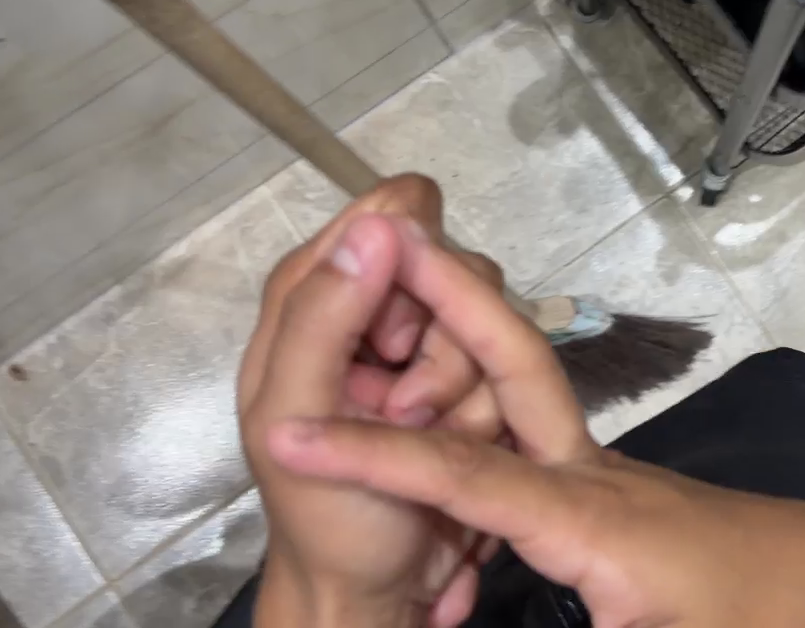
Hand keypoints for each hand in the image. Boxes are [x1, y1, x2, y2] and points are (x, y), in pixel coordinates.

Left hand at [238, 178, 511, 626]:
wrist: (382, 586)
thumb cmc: (324, 505)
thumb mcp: (296, 412)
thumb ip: (323, 314)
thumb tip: (382, 219)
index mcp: (317, 296)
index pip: (386, 219)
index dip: (405, 265)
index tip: (392, 335)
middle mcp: (379, 306)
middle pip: (452, 266)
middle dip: (441, 343)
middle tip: (404, 406)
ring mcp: (430, 339)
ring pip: (488, 311)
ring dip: (466, 381)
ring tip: (428, 434)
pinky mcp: (471, 369)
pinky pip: (508, 351)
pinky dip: (489, 397)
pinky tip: (457, 436)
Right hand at [260, 218, 804, 627]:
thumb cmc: (746, 613)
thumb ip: (573, 611)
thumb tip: (456, 606)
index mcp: (591, 516)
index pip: (470, 475)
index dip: (379, 459)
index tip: (296, 433)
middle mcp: (589, 470)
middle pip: (519, 368)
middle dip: (461, 302)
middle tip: (402, 241)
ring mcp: (600, 465)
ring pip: (525, 384)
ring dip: (471, 329)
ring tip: (410, 283)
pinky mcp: (606, 480)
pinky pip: (532, 425)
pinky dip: (483, 393)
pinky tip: (447, 392)